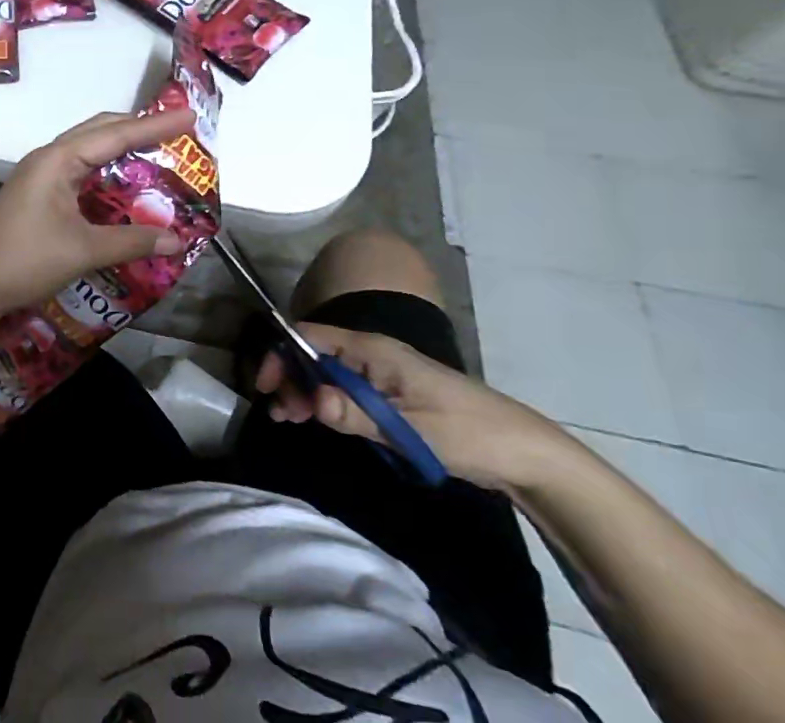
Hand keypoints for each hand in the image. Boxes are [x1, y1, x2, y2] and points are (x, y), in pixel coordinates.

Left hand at [0, 110, 193, 342]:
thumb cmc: (23, 261)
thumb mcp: (83, 251)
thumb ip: (132, 241)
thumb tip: (177, 240)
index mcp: (57, 160)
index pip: (116, 134)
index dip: (155, 126)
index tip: (189, 117)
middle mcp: (48, 160)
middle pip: (100, 132)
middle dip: (138, 130)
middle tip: (176, 133)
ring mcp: (41, 178)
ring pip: (89, 153)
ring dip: (122, 152)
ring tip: (158, 156)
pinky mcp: (39, 198)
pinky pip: (81, 175)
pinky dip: (107, 176)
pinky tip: (125, 191)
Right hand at [256, 324, 578, 490]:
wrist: (519, 450)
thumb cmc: (466, 431)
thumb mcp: (409, 427)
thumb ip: (357, 413)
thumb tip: (312, 400)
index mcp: (374, 350)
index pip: (311, 336)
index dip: (282, 354)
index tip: (265, 385)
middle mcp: (371, 354)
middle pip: (314, 354)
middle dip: (290, 378)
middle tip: (281, 414)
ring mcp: (380, 374)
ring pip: (327, 373)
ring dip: (304, 392)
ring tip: (289, 421)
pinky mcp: (388, 395)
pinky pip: (344, 390)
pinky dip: (324, 403)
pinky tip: (315, 420)